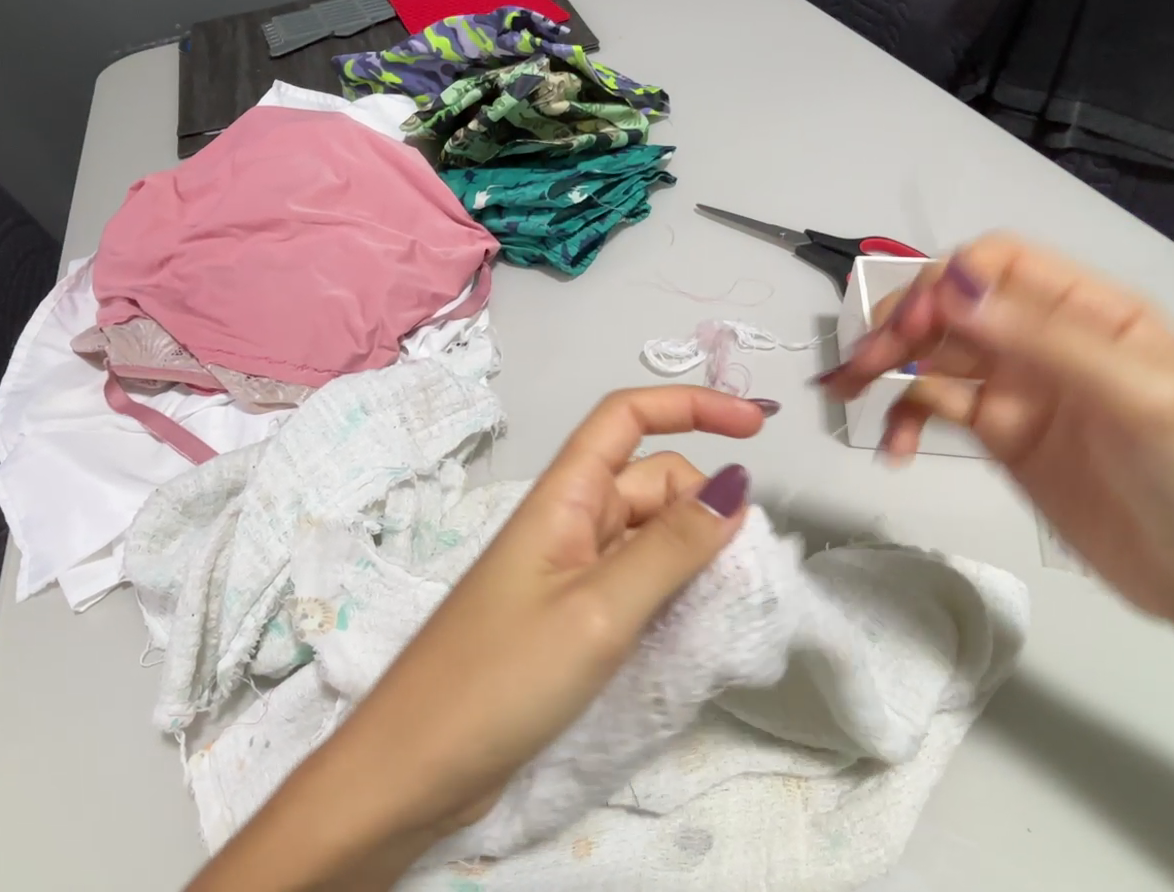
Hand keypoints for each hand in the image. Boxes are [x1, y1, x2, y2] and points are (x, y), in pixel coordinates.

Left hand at [193, 387, 767, 891]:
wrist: (415, 769)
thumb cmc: (500, 680)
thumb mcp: (598, 611)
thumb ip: (670, 548)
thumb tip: (735, 485)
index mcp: (562, 499)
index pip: (625, 418)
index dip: (690, 405)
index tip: (758, 425)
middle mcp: (566, 525)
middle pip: (648, 480)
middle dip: (700, 503)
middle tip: (732, 567)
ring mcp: (566, 575)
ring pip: (646, 534)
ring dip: (691, 551)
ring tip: (720, 600)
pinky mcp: (568, 620)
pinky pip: (633, 582)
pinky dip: (669, 589)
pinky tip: (691, 624)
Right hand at [819, 234, 1173, 623]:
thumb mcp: (1138, 396)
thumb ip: (1045, 339)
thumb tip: (951, 292)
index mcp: (1089, 311)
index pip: (996, 265)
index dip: (946, 286)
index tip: (913, 331)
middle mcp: (1044, 339)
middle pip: (951, 307)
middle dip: (898, 327)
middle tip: (858, 370)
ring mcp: (1017, 388)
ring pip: (931, 355)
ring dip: (884, 368)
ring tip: (848, 397)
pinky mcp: (999, 436)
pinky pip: (934, 409)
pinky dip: (903, 420)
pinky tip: (894, 449)